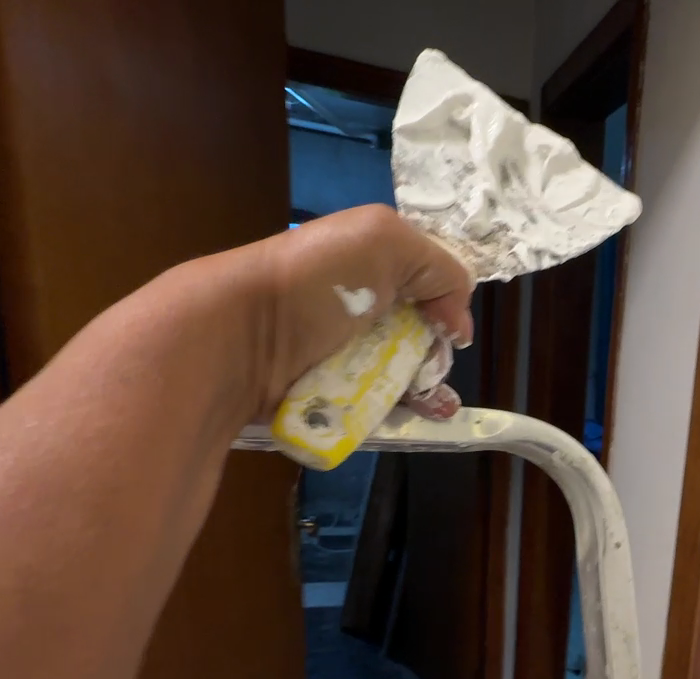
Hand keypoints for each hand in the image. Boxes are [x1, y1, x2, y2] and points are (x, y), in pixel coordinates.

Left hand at [229, 204, 476, 419]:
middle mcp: (361, 304)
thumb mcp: (386, 241)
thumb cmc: (316, 282)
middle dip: (441, 349)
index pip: (429, 282)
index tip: (452, 325)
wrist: (242, 338)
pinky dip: (407, 411)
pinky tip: (422, 416)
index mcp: (371, 262)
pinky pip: (384, 403)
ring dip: (432, 387)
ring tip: (439, 403)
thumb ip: (440, 267)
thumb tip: (457, 324)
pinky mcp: (338, 392)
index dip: (449, 301)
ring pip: (409, 372)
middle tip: (436, 362)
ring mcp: (349, 351)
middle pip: (425, 332)